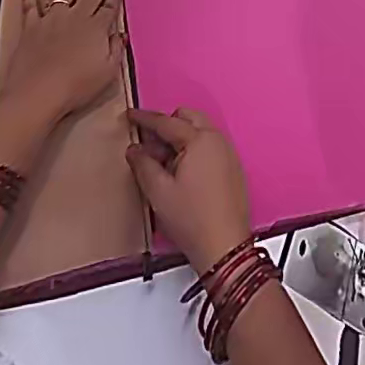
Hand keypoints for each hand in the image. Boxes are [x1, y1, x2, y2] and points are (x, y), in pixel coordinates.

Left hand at [0, 0, 123, 122]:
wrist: (40, 91)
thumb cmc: (74, 85)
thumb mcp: (108, 72)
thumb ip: (116, 50)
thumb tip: (120, 36)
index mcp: (96, 28)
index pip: (110, 7)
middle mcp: (75, 18)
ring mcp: (52, 20)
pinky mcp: (32, 27)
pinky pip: (30, 5)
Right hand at [125, 108, 252, 274]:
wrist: (225, 248)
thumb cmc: (192, 219)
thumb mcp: (158, 192)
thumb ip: (143, 164)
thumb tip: (135, 149)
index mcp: (200, 140)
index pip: (167, 122)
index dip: (145, 119)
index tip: (130, 115)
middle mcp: (218, 141)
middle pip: (189, 118)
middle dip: (167, 125)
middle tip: (148, 144)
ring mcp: (229, 154)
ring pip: (200, 132)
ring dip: (180, 138)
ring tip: (162, 163)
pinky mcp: (233, 169)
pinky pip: (210, 147)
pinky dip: (193, 150)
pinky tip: (181, 173)